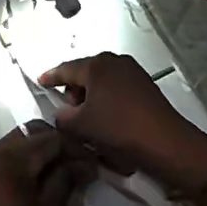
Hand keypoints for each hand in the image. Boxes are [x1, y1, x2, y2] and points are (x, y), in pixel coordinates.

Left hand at [0, 123, 96, 205]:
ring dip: (39, 146)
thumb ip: (66, 179)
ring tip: (60, 168)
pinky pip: (4, 150)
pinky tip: (36, 174)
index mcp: (12, 158)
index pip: (51, 139)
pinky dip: (23, 154)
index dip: (76, 148)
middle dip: (57, 141)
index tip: (95, 163)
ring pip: (17, 138)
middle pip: (31, 131)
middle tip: (78, 162)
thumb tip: (86, 162)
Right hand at [37, 53, 206, 191]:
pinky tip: (106, 119)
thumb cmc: (118, 128)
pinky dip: (107, 100)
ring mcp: (134, 72)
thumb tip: (63, 113)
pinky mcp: (146, 86)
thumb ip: (62, 117)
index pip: (65, 69)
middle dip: (73, 91)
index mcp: (97, 65)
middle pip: (84, 74)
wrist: (166, 144)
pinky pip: (117, 89)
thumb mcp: (80, 125)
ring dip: (90, 97)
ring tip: (88, 120)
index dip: (50, 77)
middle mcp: (115, 61)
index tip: (40, 82)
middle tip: (68, 112)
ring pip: (102, 82)